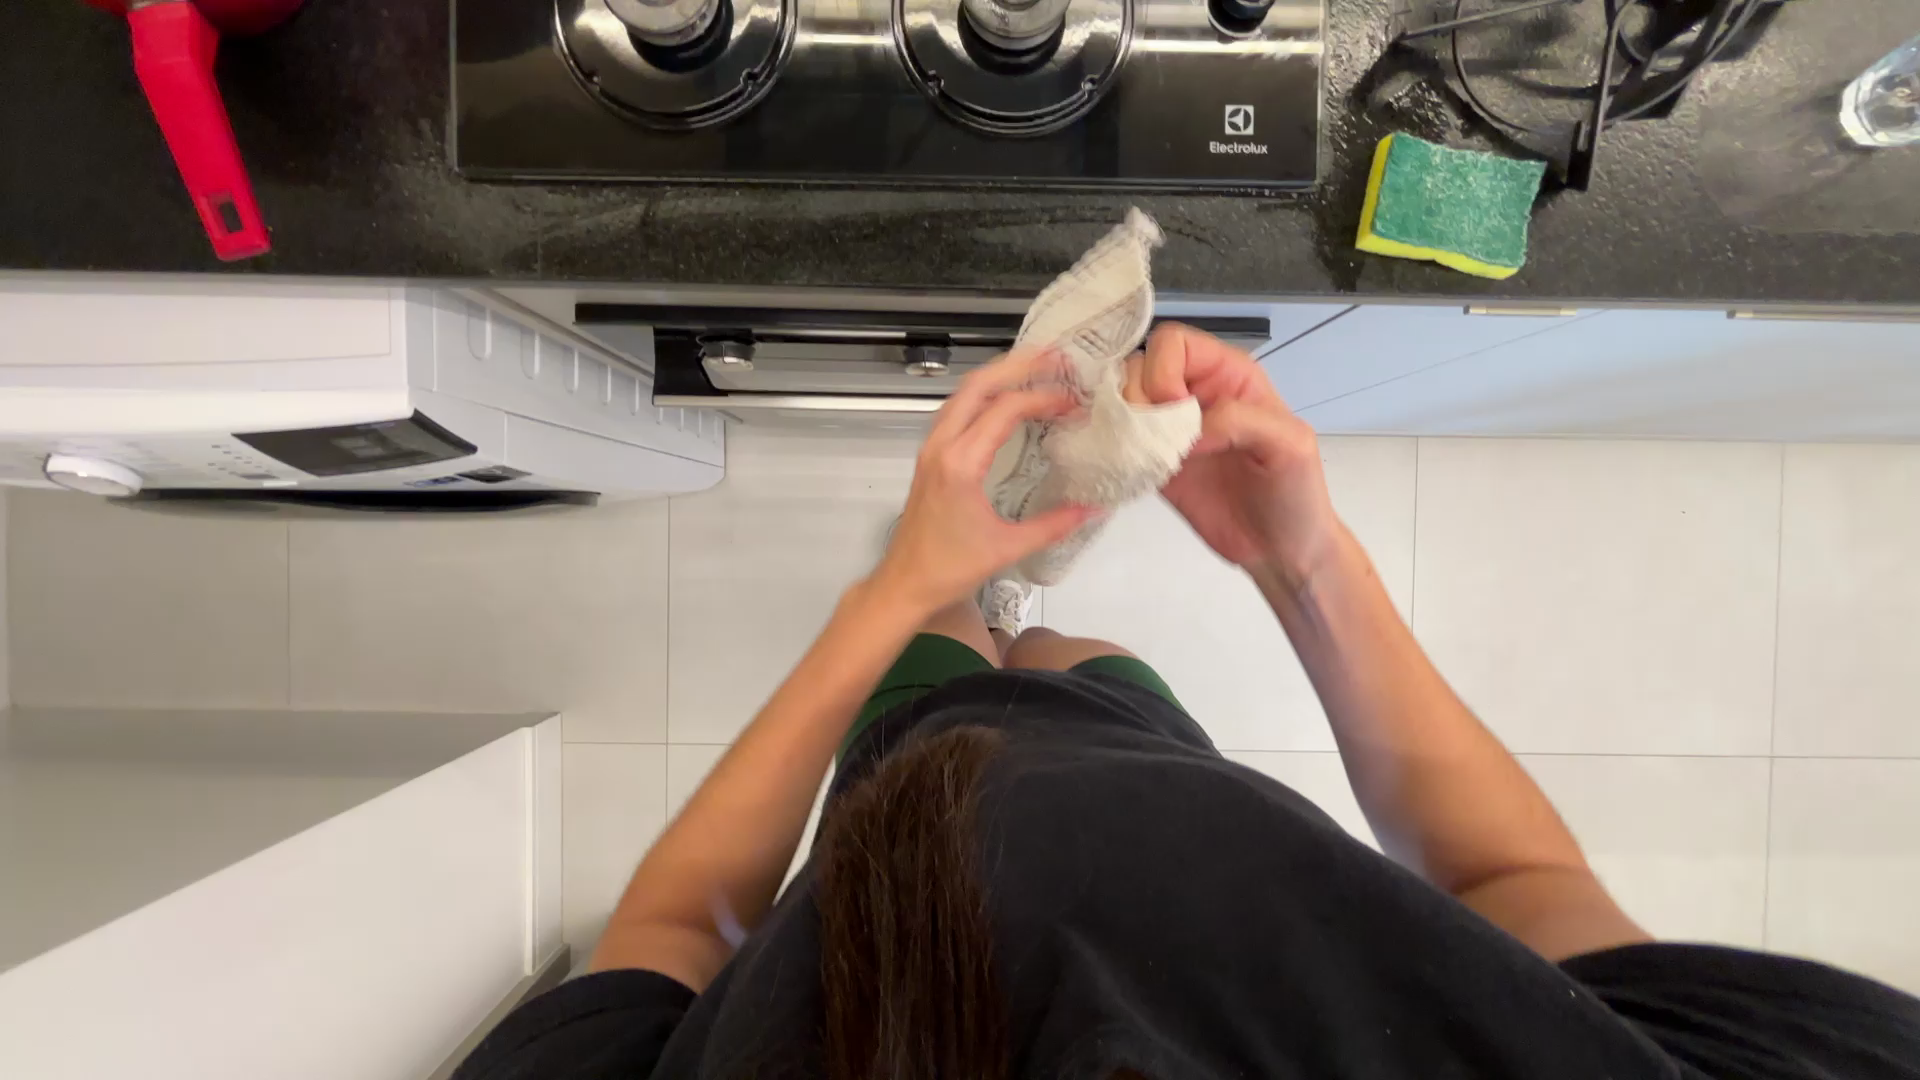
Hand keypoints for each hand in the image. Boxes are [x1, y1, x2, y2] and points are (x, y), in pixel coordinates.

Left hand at [867, 349, 1097, 618]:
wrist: (903, 584)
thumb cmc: (949, 569)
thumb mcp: (1007, 549)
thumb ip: (1053, 525)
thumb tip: (1092, 509)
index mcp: (960, 463)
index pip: (1005, 409)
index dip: (1044, 399)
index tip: (1074, 403)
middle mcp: (941, 446)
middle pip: (978, 385)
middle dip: (1018, 366)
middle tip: (1056, 357)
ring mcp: (931, 449)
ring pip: (963, 394)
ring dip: (999, 376)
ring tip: (1035, 368)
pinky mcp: (930, 458)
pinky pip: (956, 412)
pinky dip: (983, 396)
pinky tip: (1005, 402)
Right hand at [1134, 323, 1342, 576]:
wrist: (1279, 549)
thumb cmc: (1296, 494)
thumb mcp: (1289, 444)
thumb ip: (1240, 419)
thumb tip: (1185, 430)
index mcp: (1227, 375)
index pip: (1173, 344)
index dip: (1163, 371)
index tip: (1174, 410)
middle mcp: (1192, 394)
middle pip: (1137, 369)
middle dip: (1137, 399)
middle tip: (1159, 439)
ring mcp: (1168, 430)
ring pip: (1120, 403)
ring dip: (1123, 426)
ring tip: (1146, 456)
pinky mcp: (1152, 463)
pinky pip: (1118, 443)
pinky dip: (1114, 453)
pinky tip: (1133, 470)